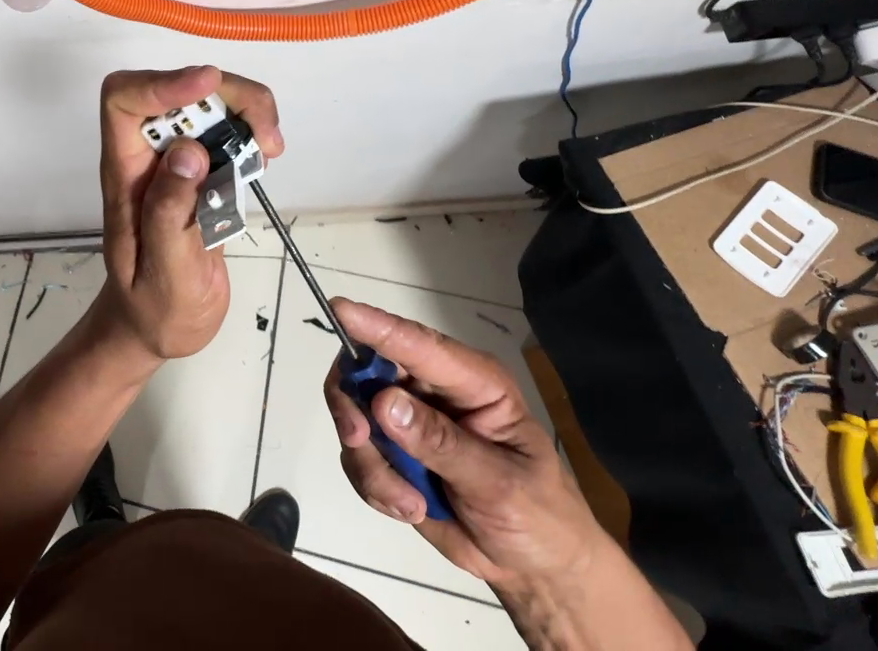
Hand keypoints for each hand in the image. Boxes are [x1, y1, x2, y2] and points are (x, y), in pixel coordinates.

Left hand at [93, 66, 282, 360]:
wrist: (163, 326)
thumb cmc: (155, 307)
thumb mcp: (164, 271)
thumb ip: (169, 213)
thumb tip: (187, 152)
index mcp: (125, 175)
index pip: (124, 101)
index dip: (161, 82)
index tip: (208, 85)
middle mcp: (147, 158)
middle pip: (175, 93)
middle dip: (224, 94)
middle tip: (266, 134)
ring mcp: (176, 162)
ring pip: (206, 106)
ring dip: (245, 111)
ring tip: (270, 148)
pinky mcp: (203, 172)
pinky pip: (225, 132)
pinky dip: (250, 132)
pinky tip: (264, 158)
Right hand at [322, 299, 605, 587]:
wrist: (535, 569)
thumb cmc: (539, 517)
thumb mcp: (499, 483)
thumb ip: (440, 442)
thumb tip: (382, 400)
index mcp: (471, 382)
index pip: (417, 345)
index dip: (376, 326)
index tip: (339, 309)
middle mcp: (432, 390)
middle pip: (366, 371)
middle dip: (353, 407)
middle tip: (357, 440)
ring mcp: (406, 420)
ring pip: (354, 417)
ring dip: (371, 464)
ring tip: (409, 502)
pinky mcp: (390, 452)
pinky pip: (357, 456)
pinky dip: (374, 485)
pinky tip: (410, 507)